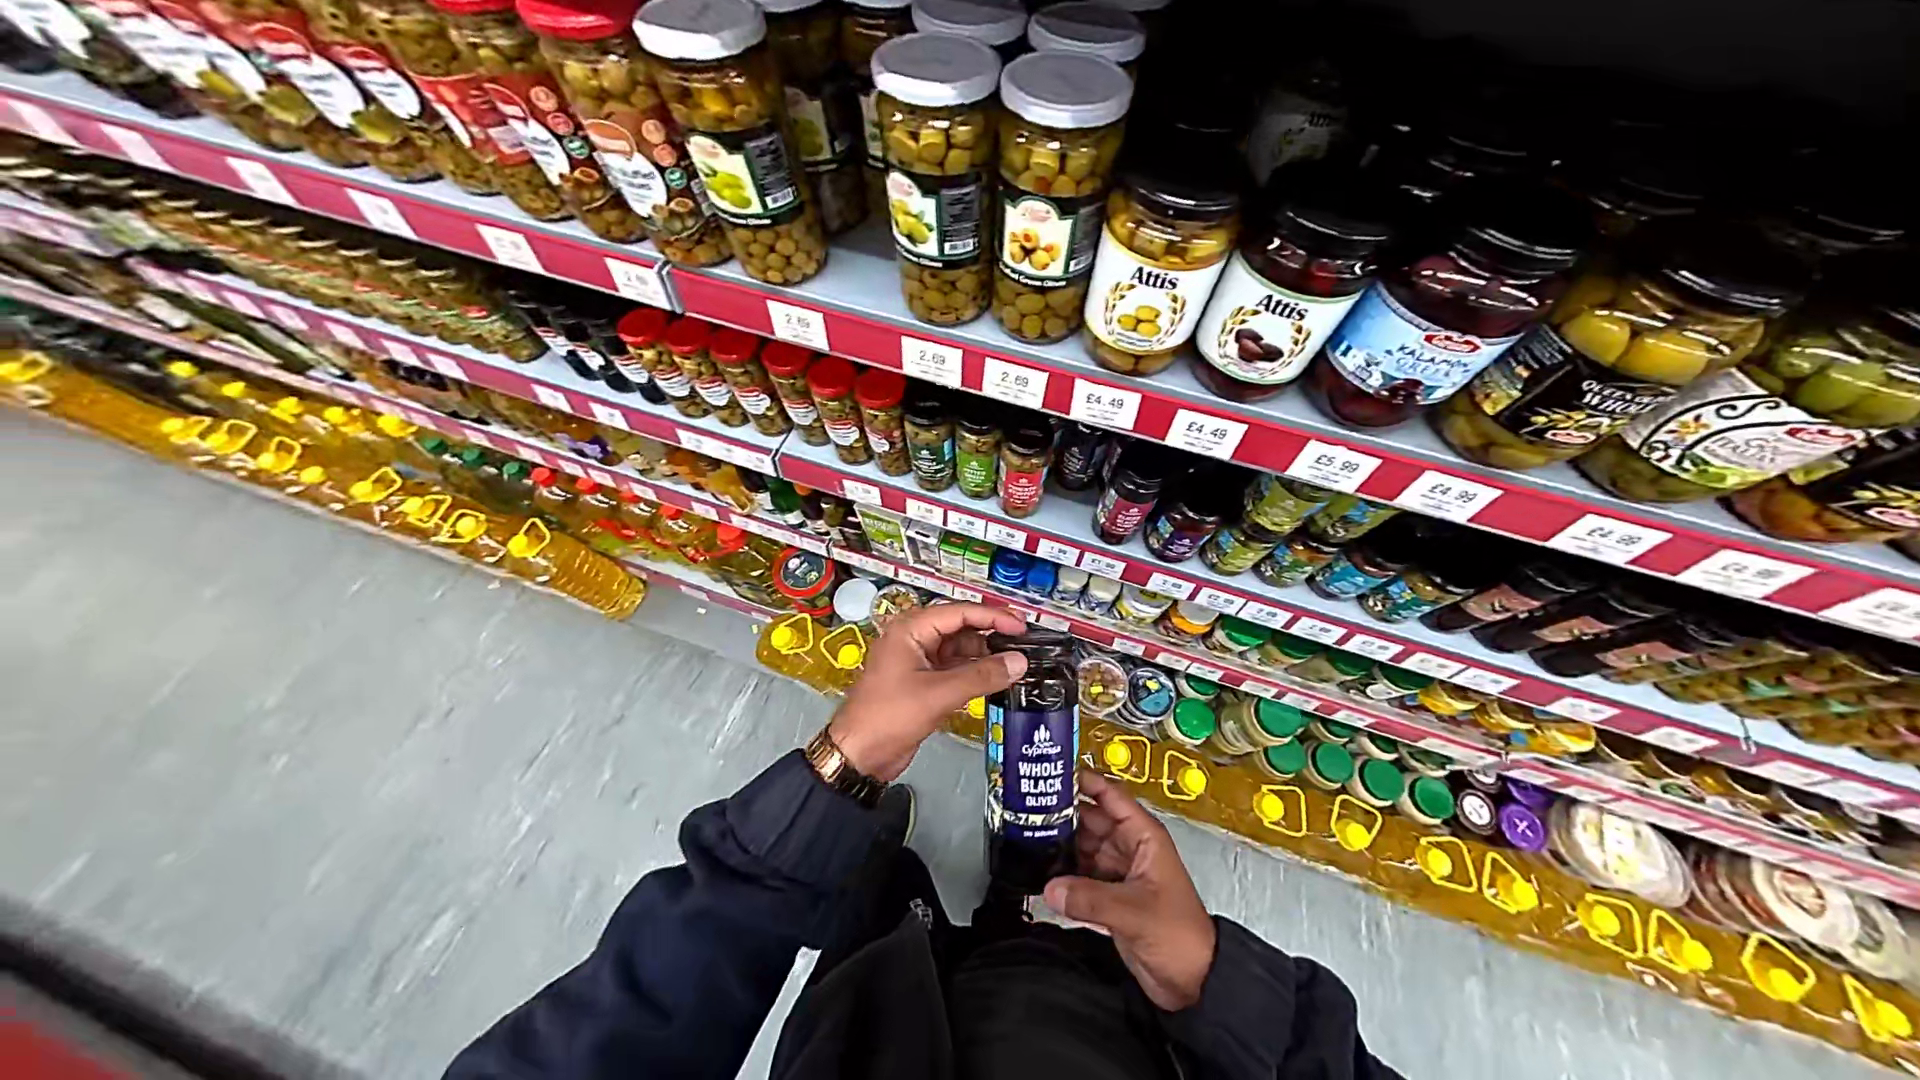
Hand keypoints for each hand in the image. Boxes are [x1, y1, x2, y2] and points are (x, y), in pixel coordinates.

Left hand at [829, 603, 1026, 782]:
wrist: (860, 754)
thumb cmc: (886, 716)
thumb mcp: (939, 693)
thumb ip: (981, 676)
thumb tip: (1017, 662)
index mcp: (911, 629)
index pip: (960, 612)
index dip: (993, 616)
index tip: (1020, 625)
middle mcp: (915, 640)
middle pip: (961, 628)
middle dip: (991, 635)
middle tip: (1022, 642)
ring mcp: (919, 661)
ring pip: (960, 650)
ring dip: (985, 656)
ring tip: (1014, 664)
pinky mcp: (924, 682)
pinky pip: (955, 669)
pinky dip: (975, 673)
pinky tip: (995, 679)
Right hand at [1043, 770, 1216, 1010]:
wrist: (1193, 982)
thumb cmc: (1182, 936)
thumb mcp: (1133, 912)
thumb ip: (1089, 898)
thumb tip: (1052, 887)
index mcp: (1143, 836)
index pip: (1110, 795)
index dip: (1084, 781)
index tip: (1055, 775)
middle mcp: (1129, 847)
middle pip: (1090, 818)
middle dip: (1063, 814)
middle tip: (1030, 811)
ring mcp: (1118, 869)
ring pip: (1083, 845)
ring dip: (1061, 844)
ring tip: (1031, 839)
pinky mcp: (1109, 893)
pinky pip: (1081, 872)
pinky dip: (1064, 873)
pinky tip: (1044, 873)